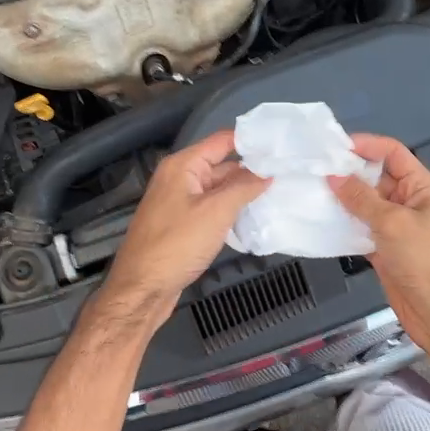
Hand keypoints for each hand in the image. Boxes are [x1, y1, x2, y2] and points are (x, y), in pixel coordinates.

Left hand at [100, 131, 269, 324]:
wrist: (142, 289)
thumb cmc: (176, 245)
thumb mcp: (216, 212)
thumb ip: (244, 188)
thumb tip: (267, 173)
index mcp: (182, 166)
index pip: (222, 141)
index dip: (251, 141)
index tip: (281, 146)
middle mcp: (179, 178)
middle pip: (221, 164)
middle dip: (252, 169)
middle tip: (287, 174)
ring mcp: (179, 202)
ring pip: (218, 188)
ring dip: (243, 192)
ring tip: (279, 193)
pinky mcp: (182, 224)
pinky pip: (211, 208)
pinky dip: (231, 210)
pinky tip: (253, 217)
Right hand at [329, 134, 429, 355]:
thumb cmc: (426, 261)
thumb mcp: (393, 223)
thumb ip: (362, 198)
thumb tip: (335, 178)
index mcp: (422, 187)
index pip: (393, 153)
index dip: (367, 145)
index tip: (337, 146)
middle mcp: (410, 201)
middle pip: (376, 177)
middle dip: (349, 172)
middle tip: (317, 169)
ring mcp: (396, 225)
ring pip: (365, 203)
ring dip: (343, 198)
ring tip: (313, 191)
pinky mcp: (384, 246)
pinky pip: (361, 227)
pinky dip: (344, 223)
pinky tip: (322, 219)